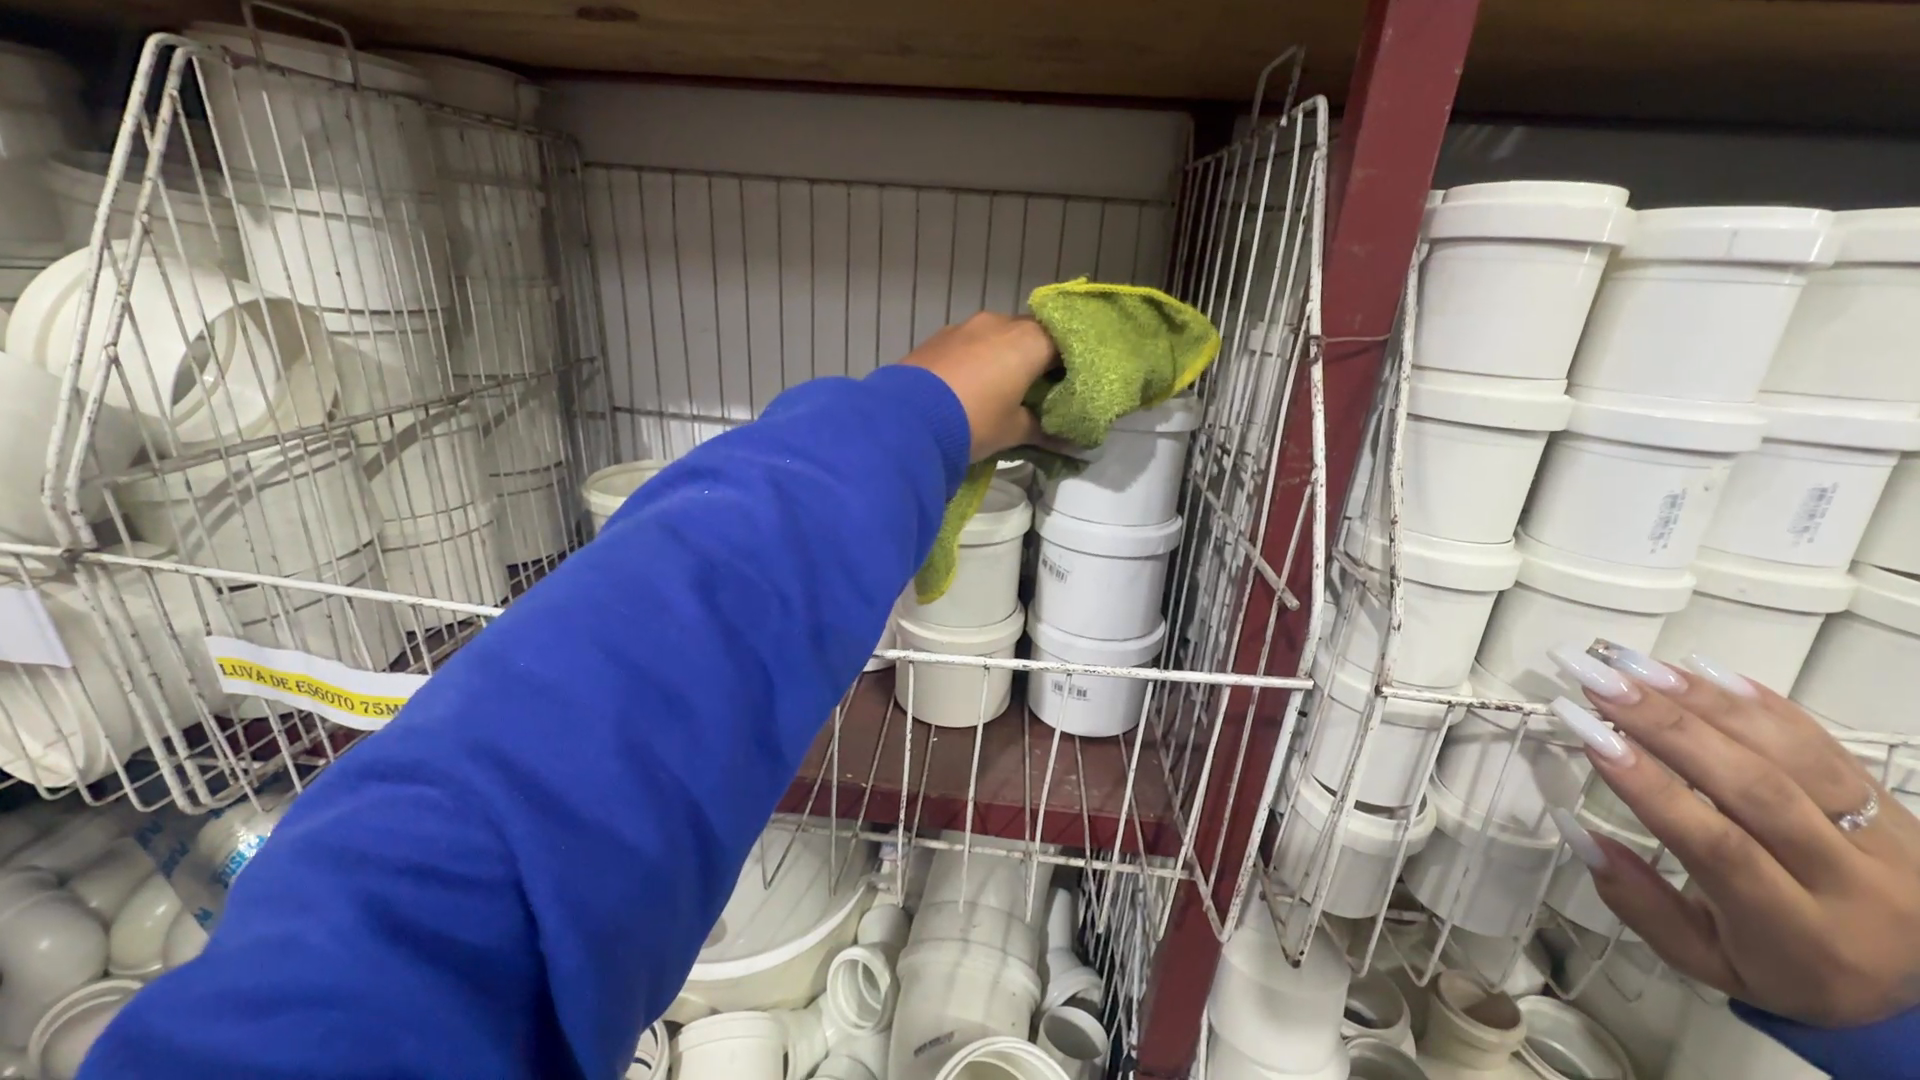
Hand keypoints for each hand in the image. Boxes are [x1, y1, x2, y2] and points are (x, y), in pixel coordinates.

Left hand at [900, 313, 1056, 461]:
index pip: (1064, 342)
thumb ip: (1043, 430)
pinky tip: (971, 385)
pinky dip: (977, 358)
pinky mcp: (938, 337)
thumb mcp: (1012, 431)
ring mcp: (965, 326)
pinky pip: (970, 343)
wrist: (906, 420)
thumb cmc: (973, 422)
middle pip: (1031, 334)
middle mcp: (999, 323)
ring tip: (1003, 388)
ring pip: (998, 336)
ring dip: (1005, 355)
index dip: (1071, 364)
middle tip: (1040, 389)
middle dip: (1038, 357)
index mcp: (1028, 341)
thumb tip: (1068, 443)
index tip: (1071, 386)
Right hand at [1546, 642, 1919, 1026]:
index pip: (1717, 844)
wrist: (1917, 983)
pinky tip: (1700, 669)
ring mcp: (1888, 838)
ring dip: (1705, 700)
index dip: (1649, 785)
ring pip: (1793, 754)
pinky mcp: (1896, 803)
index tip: (1587, 733)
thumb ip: (1640, 904)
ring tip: (1633, 665)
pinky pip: (1825, 741)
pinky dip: (1758, 700)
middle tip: (1598, 681)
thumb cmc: (1786, 970)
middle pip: (1756, 788)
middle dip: (1667, 725)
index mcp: (1799, 933)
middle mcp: (1855, 883)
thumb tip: (1579, 833)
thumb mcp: (1705, 963)